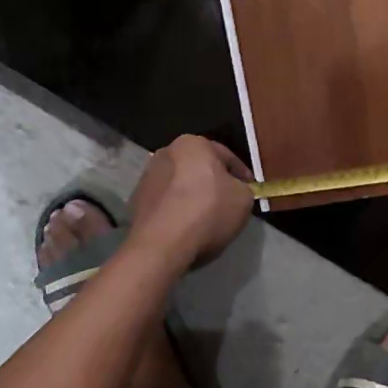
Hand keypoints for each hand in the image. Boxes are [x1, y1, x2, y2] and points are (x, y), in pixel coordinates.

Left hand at [127, 136, 255, 268]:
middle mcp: (166, 153)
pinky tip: (186, 226)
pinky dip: (176, 209)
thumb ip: (243, 188)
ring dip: (193, 196)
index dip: (242, 174)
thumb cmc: (208, 212)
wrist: (162, 244)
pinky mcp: (136, 201)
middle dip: (213, 183)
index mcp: (193, 144)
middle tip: (228, 202)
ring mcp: (147, 177)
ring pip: (180, 185)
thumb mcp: (243, 199)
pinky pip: (166, 202)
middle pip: (199, 168)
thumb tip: (236, 189)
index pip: (226, 156)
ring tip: (205, 218)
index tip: (250, 189)